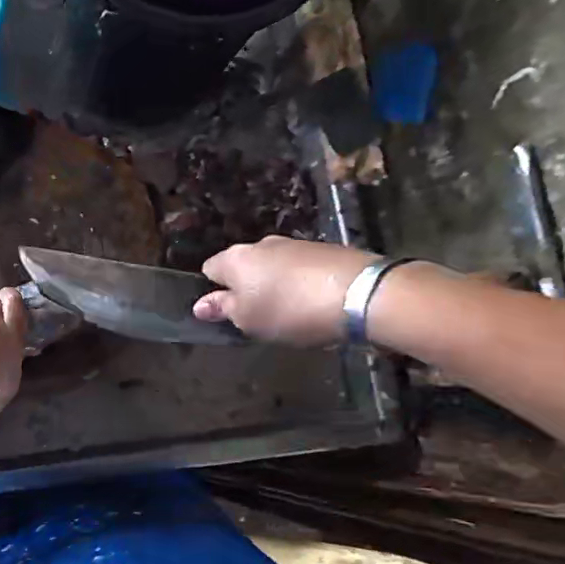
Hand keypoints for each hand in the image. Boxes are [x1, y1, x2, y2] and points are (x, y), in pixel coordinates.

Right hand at [193, 236, 376, 346]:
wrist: (364, 293)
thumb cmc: (291, 310)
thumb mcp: (248, 319)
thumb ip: (222, 310)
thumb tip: (200, 305)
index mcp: (234, 259)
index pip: (209, 270)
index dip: (214, 291)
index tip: (227, 312)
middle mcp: (261, 245)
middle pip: (244, 266)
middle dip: (247, 286)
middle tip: (258, 315)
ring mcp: (296, 244)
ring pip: (274, 266)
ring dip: (277, 284)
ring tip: (292, 311)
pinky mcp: (328, 249)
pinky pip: (302, 268)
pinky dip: (303, 283)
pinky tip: (317, 302)